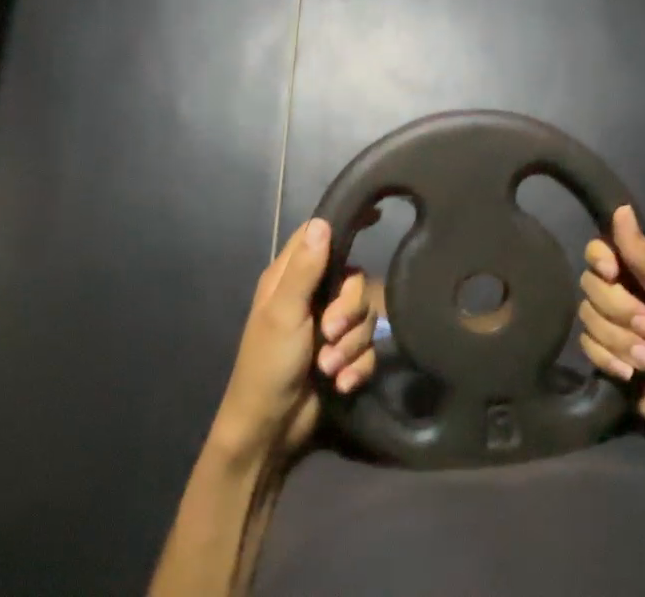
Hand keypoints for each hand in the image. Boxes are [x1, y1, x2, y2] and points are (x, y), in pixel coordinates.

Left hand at [210, 219, 379, 465]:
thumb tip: (322, 222)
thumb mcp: (284, 313)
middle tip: (329, 333)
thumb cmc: (267, 364)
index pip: (318, 237)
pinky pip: (367, 350)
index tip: (377, 215)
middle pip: (354, 282)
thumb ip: (305, 270)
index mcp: (289, 279)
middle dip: (349, 313)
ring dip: (350, 347)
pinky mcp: (343, 356)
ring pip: (364, 318)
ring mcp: (327, 328)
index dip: (345, 224)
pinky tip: (341, 384)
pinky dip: (356, 368)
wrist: (270, 428)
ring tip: (329, 369)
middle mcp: (311, 297)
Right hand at [578, 206, 644, 441]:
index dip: (600, 261)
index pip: (598, 250)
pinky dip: (610, 360)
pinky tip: (631, 373)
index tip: (613, 274)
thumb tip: (621, 208)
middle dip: (619, 312)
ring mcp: (610, 324)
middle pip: (589, 284)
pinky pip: (585, 346)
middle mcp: (620, 292)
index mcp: (640, 272)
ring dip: (618, 341)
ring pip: (586, 318)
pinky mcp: (602, 352)